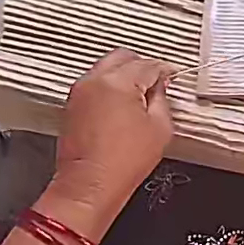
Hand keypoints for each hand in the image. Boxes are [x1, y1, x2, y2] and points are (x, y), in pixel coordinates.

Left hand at [43, 49, 174, 235]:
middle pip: (123, 58)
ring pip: (106, 68)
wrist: (89, 186)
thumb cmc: (123, 162)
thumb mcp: (160, 128)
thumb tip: (159, 88)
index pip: (148, 65)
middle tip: (156, 82)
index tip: (172, 76)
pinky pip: (94, 84)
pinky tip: (122, 106)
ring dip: (124, 76)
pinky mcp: (71, 105)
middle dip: (142, 66)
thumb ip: (162, 99)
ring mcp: (80, 92)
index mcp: (119, 82)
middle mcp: (95, 81)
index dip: (165, 70)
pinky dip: (109, 88)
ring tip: (139, 97)